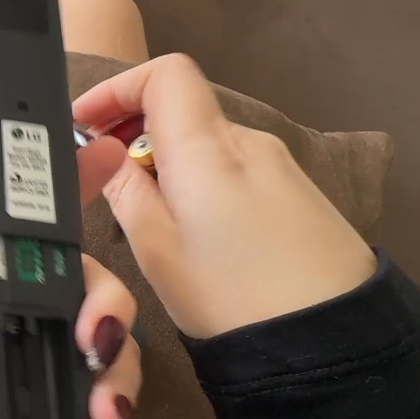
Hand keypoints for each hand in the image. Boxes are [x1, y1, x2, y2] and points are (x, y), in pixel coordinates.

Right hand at [73, 54, 377, 339]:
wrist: (334, 345)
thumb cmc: (230, 294)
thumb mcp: (154, 245)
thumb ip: (122, 186)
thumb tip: (103, 152)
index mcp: (206, 148)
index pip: (164, 74)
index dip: (117, 87)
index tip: (85, 122)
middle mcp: (247, 141)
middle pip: (180, 106)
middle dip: (131, 128)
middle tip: (101, 173)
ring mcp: (279, 165)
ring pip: (204, 139)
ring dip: (162, 156)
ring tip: (142, 209)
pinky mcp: (298, 191)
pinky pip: (232, 164)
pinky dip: (196, 175)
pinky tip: (190, 224)